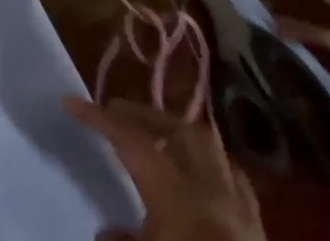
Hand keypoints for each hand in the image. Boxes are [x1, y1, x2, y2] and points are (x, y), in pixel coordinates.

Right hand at [66, 97, 264, 240]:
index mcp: (178, 195)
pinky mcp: (260, 231)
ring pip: (217, 155)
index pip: (133, 141)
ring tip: (156, 138)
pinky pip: (237, 184)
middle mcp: (215, 193)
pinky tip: (198, 179)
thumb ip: (120, 239)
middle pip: (184, 134)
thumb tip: (110, 231)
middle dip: (147, 116)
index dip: (99, 118)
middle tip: (116, 112)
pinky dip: (212, 168)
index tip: (70, 102)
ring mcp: (244, 212)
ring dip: (183, 138)